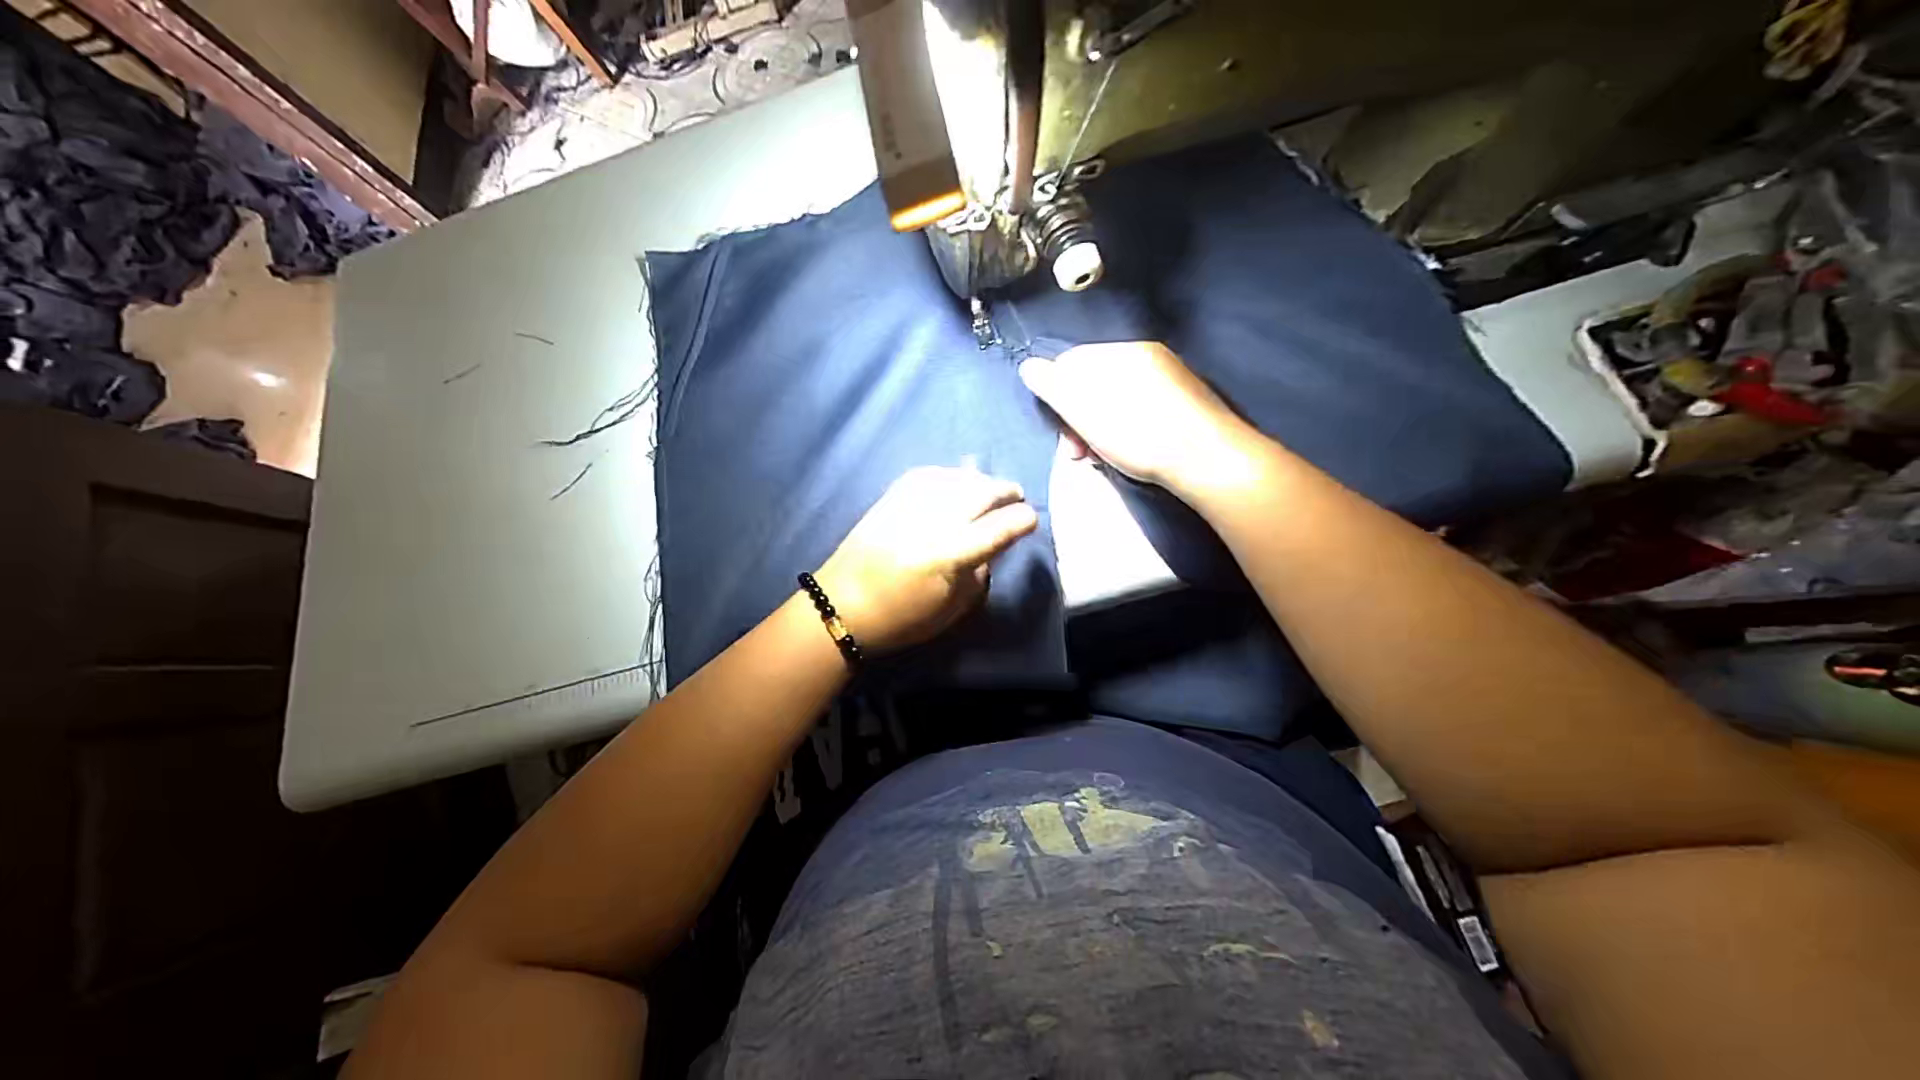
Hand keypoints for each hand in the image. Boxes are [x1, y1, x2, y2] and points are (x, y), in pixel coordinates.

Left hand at [812, 466, 1039, 653]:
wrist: (842, 607)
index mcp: (950, 556)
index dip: (1022, 520)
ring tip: (989, 487)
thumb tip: (990, 548)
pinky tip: (956, 480)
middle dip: (1005, 491)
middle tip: (1016, 496)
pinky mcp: (889, 499)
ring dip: (979, 480)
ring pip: (955, 479)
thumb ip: (978, 575)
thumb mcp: (952, 608)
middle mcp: (932, 523)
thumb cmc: (901, 619)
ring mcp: (909, 506)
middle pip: (980, 493)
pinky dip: (947, 474)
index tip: (1030, 520)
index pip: (998, 528)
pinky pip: (926, 474)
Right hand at [1018, 342, 1261, 497]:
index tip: (1060, 430)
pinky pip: (1142, 414)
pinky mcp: (1187, 408)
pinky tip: (1131, 456)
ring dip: (1101, 431)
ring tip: (1103, 459)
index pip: (1072, 362)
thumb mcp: (1084, 410)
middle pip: (1095, 385)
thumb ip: (1053, 386)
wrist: (1209, 460)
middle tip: (1079, 452)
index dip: (1057, 397)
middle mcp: (1149, 358)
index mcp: (1124, 352)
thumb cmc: (1139, 433)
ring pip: (1118, 403)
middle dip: (1079, 420)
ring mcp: (1171, 382)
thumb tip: (1029, 366)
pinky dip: (1128, 434)